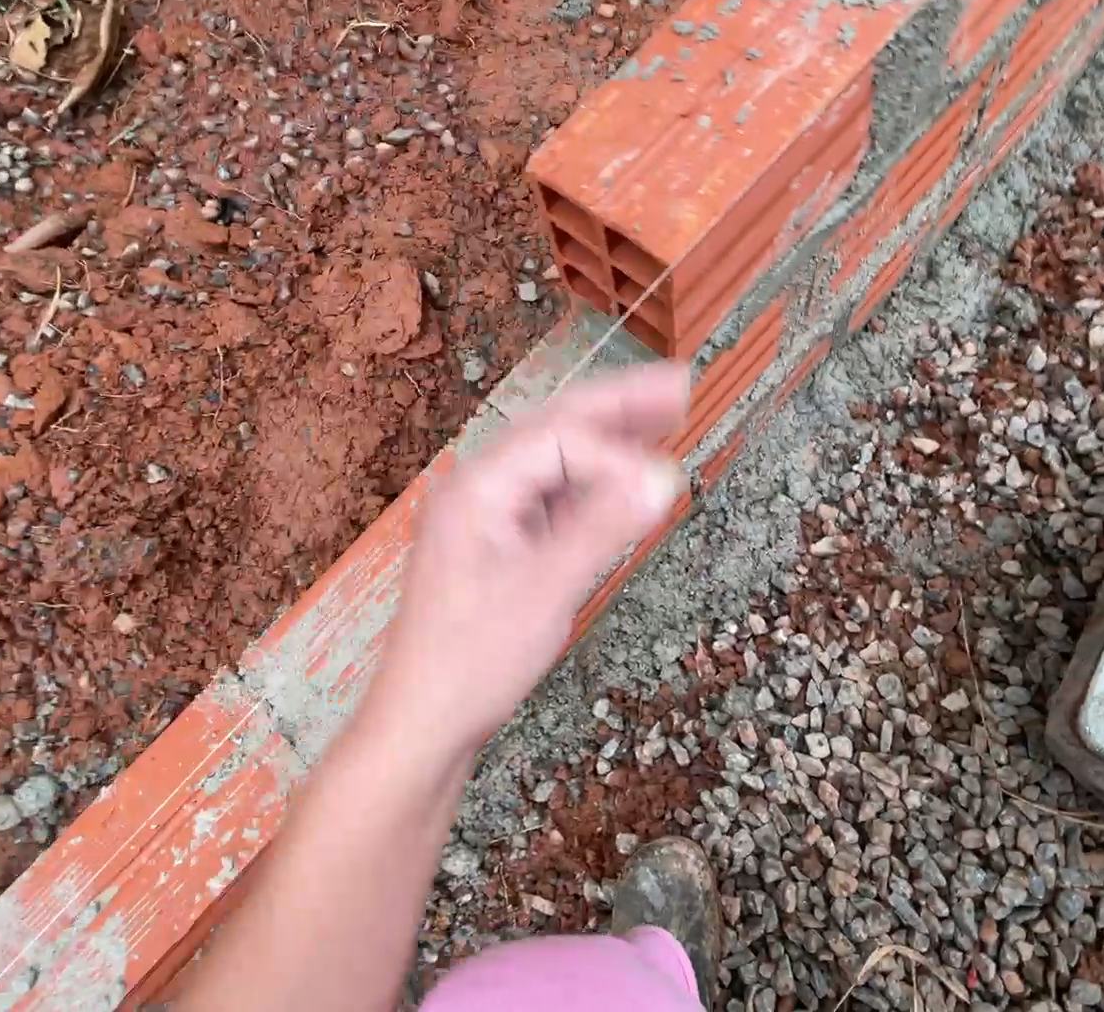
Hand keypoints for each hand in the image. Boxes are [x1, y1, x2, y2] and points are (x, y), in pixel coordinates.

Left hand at [361, 364, 689, 762]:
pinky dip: (594, 482)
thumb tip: (662, 477)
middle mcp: (479, 487)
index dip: (617, 454)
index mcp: (478, 487)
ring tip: (664, 412)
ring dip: (609, 438)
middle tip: (678, 384)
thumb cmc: (472, 659)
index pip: (560, 440)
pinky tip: (625, 475)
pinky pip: (553, 495)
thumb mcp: (545, 591)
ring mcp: (489, 513)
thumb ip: (603, 528)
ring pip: (557, 459)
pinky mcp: (502, 541)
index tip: (663, 483)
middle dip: (617, 407)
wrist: (426, 719)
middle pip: (557, 429)